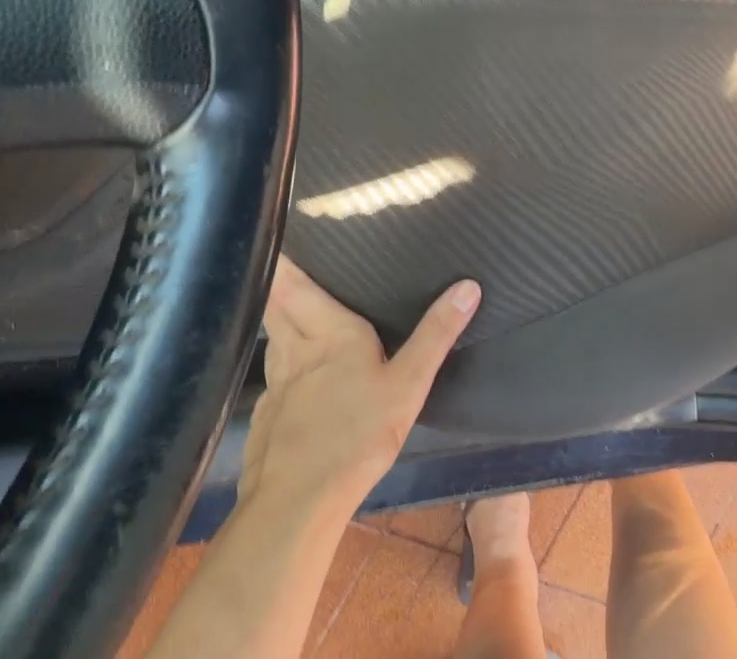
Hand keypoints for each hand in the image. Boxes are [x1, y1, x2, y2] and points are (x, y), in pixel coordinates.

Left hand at [237, 255, 479, 516]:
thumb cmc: (358, 433)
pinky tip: (299, 377)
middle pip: (277, 306)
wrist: (299, 500)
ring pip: (274, 338)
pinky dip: (284, 362)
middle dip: (278, 281)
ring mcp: (277, 386)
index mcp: (330, 334)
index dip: (280, 260)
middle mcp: (297, 350)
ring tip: (294, 308)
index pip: (293, 287)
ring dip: (280, 318)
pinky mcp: (269, 417)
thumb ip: (437, 333)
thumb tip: (468, 285)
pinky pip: (276, 375)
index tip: (275, 236)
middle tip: (284, 260)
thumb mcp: (410, 383)